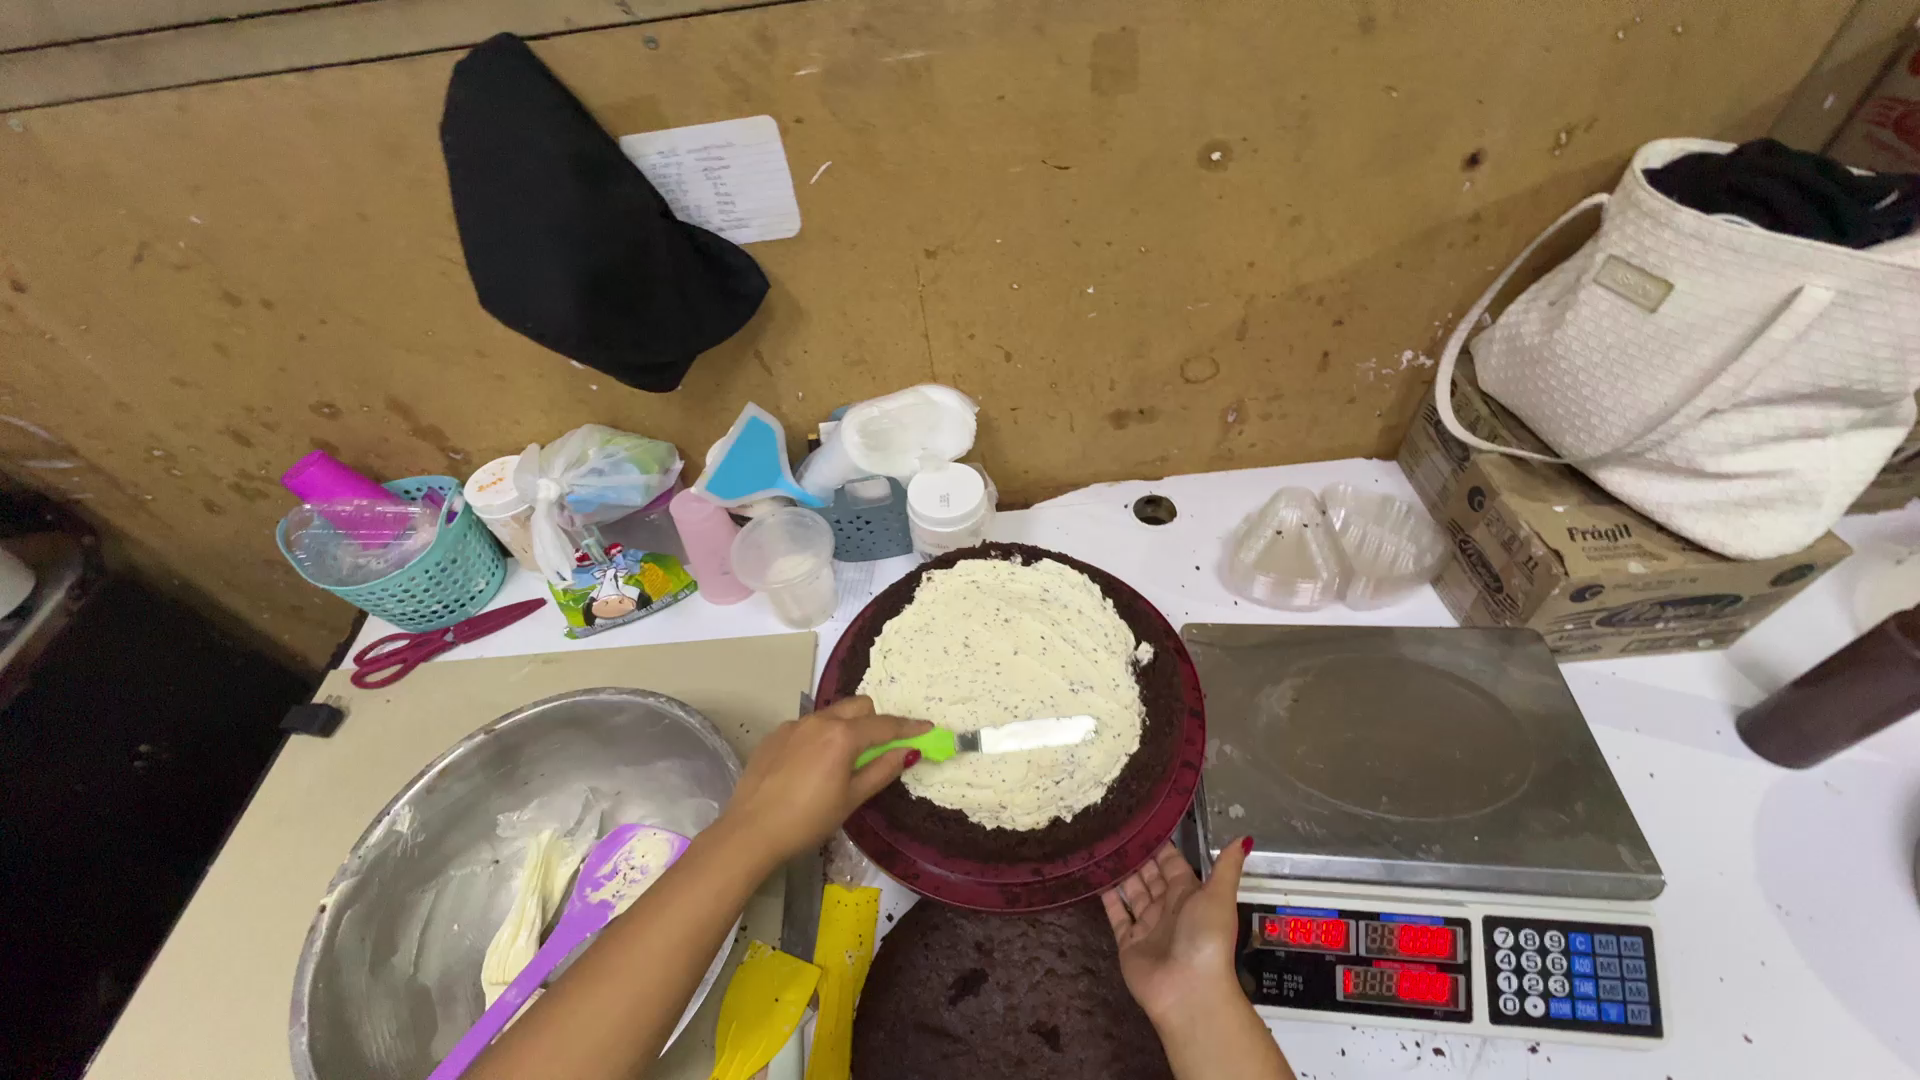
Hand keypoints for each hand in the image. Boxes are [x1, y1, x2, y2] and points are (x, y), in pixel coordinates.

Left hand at [718, 696, 930, 864]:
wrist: (749, 832)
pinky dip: (820, 737)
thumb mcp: (851, 799)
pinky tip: (811, 767)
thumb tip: (908, 751)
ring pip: (831, 714)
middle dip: (875, 721)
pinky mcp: (774, 735)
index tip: (927, 728)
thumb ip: (881, 770)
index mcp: (842, 736)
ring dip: (846, 727)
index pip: (885, 725)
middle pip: (858, 706)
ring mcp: (793, 725)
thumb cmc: (807, 820)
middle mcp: (819, 720)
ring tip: (843, 760)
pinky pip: (807, 726)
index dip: (909, 727)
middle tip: (880, 748)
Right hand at [1104, 838, 1251, 1025]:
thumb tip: (1245, 838)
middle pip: (1150, 877)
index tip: (1142, 823)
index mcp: (1189, 896)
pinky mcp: (1128, 942)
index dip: (1159, 846)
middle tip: (1117, 832)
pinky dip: (1107, 898)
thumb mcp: (1219, 896)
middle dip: (1137, 857)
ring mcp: (1147, 926)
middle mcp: (1168, 908)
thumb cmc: (1206, 939)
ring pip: (1132, 892)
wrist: (1189, 991)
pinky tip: (1096, 877)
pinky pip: (1116, 915)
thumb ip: (1227, 866)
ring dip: (1121, 873)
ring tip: (1103, 848)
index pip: (1172, 865)